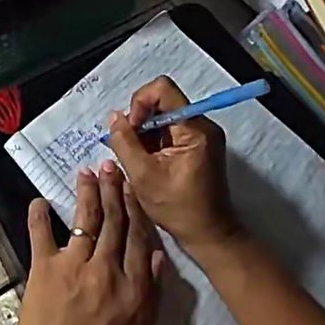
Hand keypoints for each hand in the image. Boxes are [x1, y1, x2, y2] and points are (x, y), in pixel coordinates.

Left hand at [6, 162, 160, 324]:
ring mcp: (73, 266)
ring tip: (87, 172)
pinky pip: (40, 235)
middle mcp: (105, 270)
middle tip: (112, 165)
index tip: (136, 187)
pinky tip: (39, 200)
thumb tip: (158, 258)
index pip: (138, 239)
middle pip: (113, 222)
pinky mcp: (44, 269)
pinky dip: (39, 216)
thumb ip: (151, 299)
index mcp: (132, 289)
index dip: (137, 209)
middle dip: (114, 190)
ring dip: (87, 193)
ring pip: (85, 220)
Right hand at [105, 76, 243, 254]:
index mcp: (195, 128)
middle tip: (130, 146)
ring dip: (145, 132)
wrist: (209, 236)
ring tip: (139, 158)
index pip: (162, 89)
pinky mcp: (198, 144)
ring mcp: (202, 134)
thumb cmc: (178, 209)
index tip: (131, 128)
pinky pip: (170, 128)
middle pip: (162, 101)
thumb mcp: (143, 176)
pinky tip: (148, 162)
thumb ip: (125, 142)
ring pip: (164, 115)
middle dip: (140, 119)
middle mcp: (202, 124)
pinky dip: (154, 140)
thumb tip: (114, 116)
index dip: (140, 102)